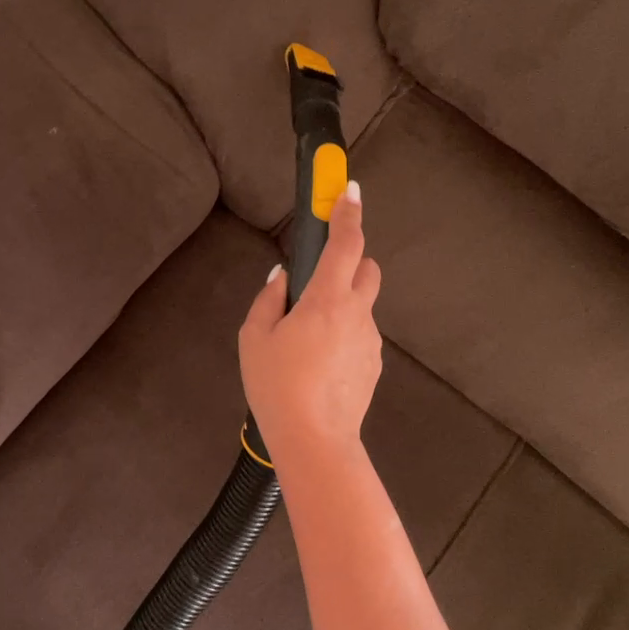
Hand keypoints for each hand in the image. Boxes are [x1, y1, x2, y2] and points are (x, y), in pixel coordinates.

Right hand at [239, 180, 383, 454]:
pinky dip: (341, 336)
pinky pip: (358, 336)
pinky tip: (317, 366)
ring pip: (360, 306)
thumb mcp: (254, 338)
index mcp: (326, 299)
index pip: (345, 243)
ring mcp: (370, 340)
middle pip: (366, 267)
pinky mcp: (374, 365)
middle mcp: (356, 313)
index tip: (347, 188)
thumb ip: (269, 301)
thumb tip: (282, 278)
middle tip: (316, 279)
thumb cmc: (277, 385)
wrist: (315, 440)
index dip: (346, 212)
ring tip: (305, 341)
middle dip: (349, 260)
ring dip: (340, 306)